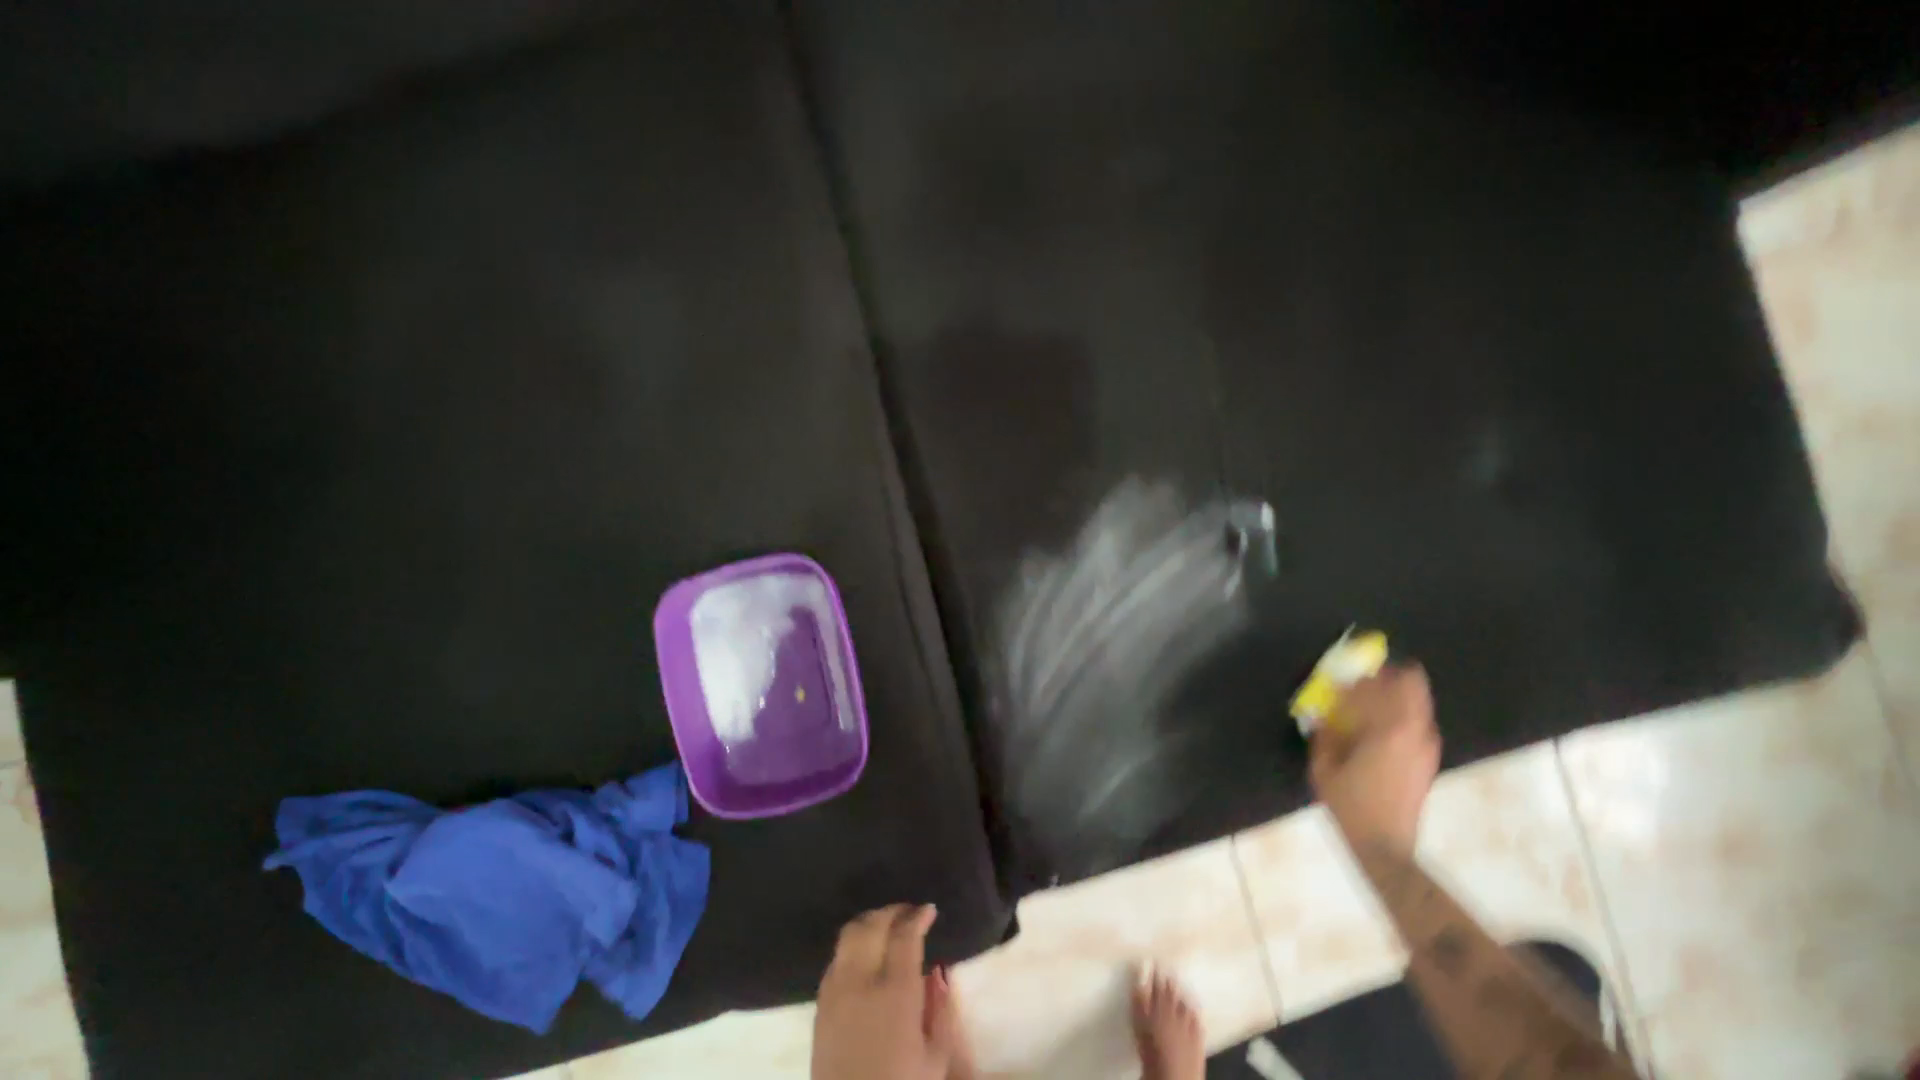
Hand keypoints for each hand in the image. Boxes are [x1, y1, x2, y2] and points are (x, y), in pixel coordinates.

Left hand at [812, 904, 953, 1079]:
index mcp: (896, 991)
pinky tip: (865, 955)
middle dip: (892, 911)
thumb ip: (941, 1009)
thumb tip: (937, 972)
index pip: (904, 934)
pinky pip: (836, 958)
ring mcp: (835, 989)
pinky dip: (852, 945)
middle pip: (872, 924)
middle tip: (908, 912)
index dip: (917, 916)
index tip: (928, 910)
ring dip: (869, 923)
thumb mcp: (937, 1057)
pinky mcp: (820, 1003)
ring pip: (848, 935)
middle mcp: (861, 980)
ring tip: (886, 927)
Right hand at [1309, 664, 1441, 856]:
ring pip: (1419, 702)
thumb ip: (1325, 736)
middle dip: (1387, 677)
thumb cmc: (1351, 806)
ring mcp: (1428, 745)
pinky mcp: (1430, 759)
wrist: (1386, 846)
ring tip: (1372, 706)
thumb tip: (1323, 716)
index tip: (1342, 683)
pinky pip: (1419, 723)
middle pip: (1412, 683)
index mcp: (1388, 729)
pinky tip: (1380, 733)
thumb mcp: (1324, 769)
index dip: (1357, 680)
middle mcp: (1415, 730)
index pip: (1377, 685)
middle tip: (1365, 682)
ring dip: (1396, 696)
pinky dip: (1402, 717)